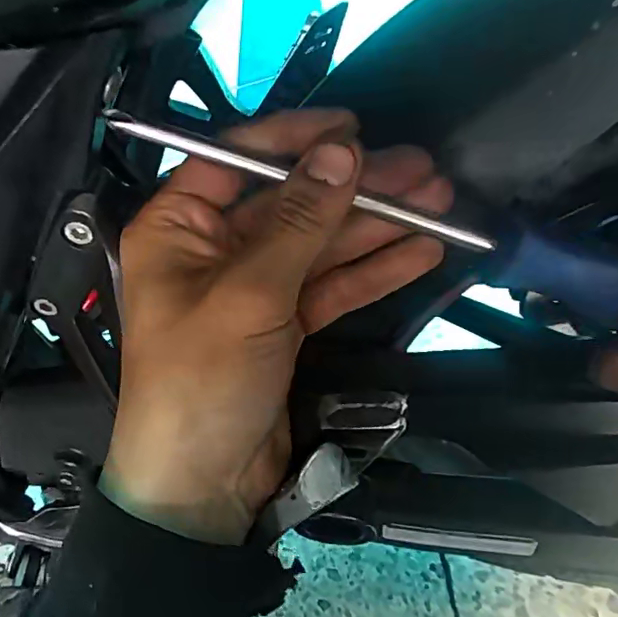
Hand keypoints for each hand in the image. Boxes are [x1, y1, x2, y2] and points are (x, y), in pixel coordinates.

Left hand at [103, 109, 449, 544]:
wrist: (202, 489)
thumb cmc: (201, 382)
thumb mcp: (249, 294)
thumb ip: (298, 222)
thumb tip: (342, 152)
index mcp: (178, 227)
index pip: (237, 160)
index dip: (295, 139)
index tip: (352, 127)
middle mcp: (212, 249)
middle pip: (292, 202)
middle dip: (356, 187)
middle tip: (421, 168)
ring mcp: (252, 287)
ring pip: (319, 243)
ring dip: (377, 224)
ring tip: (439, 201)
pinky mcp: (284, 323)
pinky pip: (331, 285)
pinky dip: (373, 269)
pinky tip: (421, 250)